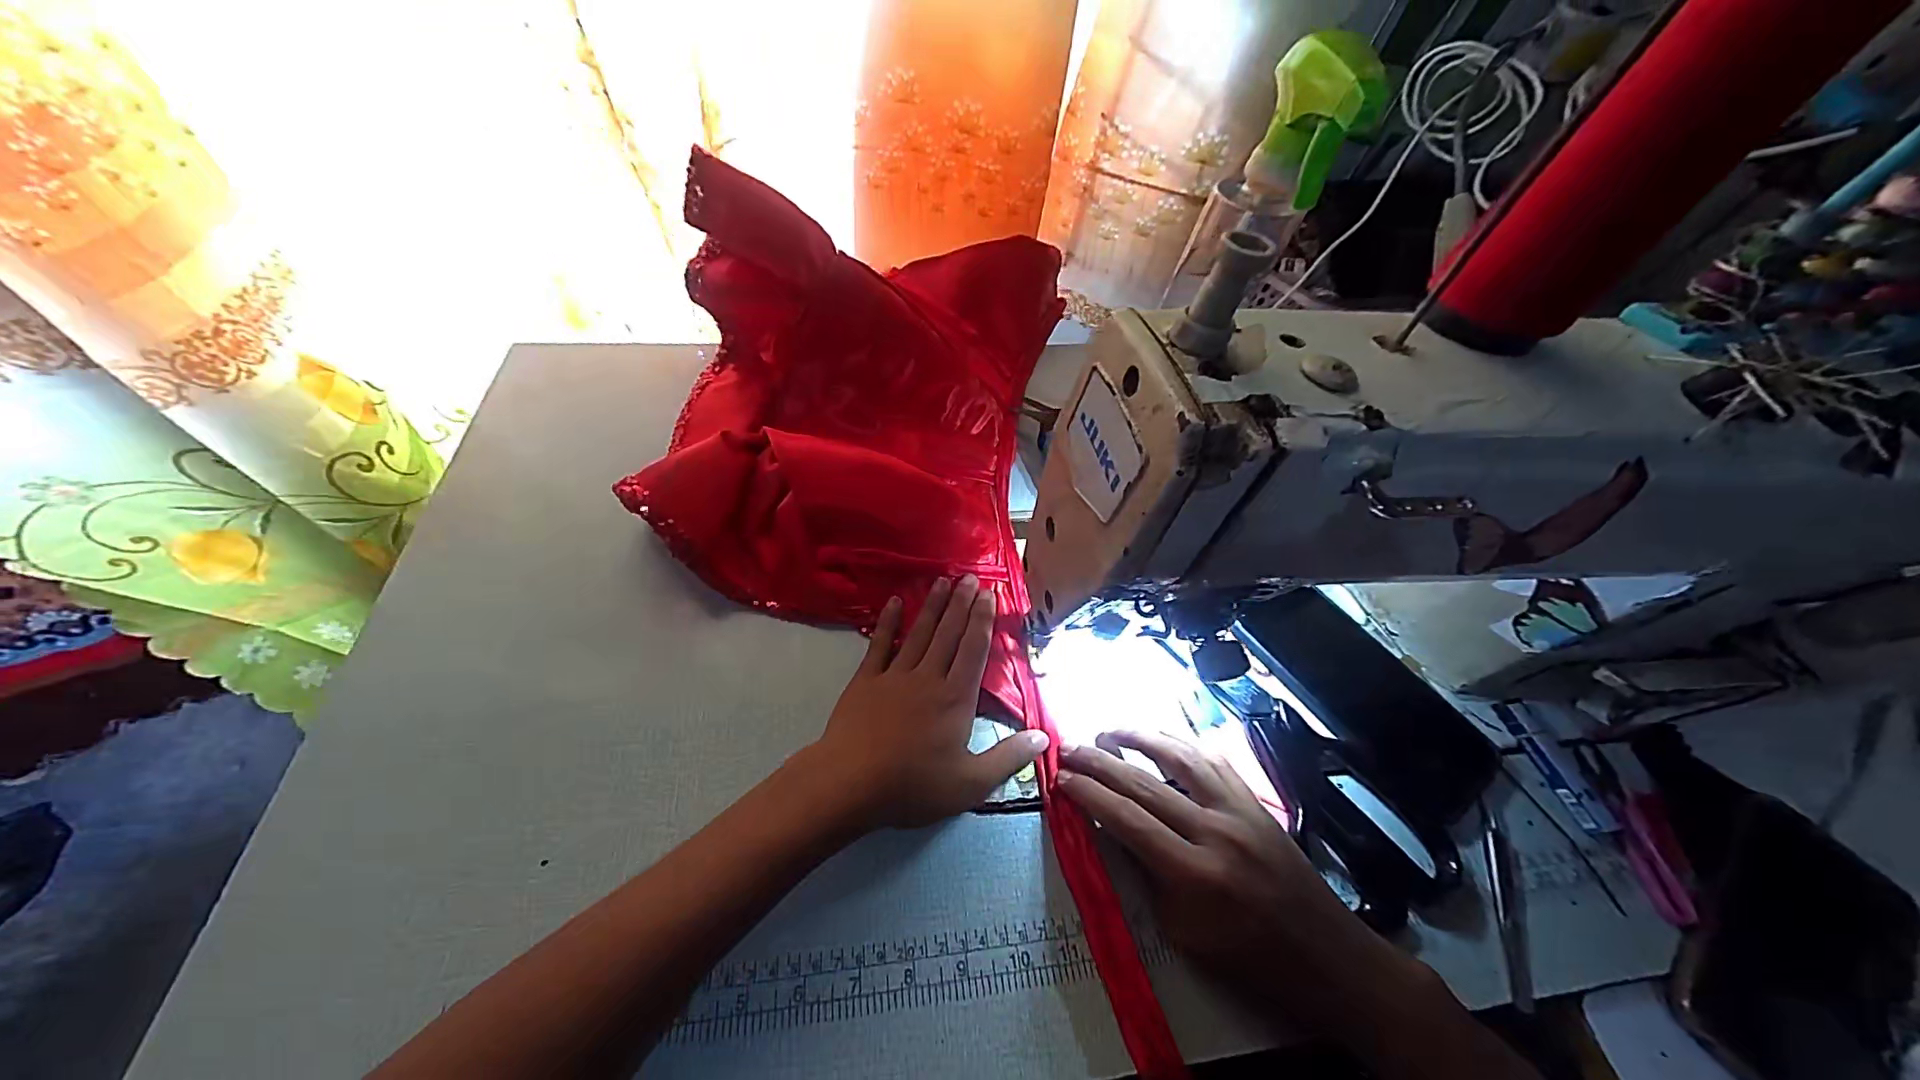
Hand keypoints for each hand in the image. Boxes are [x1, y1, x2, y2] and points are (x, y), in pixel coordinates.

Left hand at [800, 575, 1048, 832]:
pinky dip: (888, 622)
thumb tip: (1043, 738)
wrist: (851, 783)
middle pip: (948, 633)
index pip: (974, 650)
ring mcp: (894, 675)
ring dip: (932, 606)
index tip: (989, 594)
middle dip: (961, 603)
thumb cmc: (913, 786)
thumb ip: (1008, 758)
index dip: (982, 620)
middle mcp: (928, 678)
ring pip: (919, 633)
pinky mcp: (865, 680)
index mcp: (955, 698)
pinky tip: (894, 603)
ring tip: (942, 581)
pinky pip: (880, 644)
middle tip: (970, 577)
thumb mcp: (970, 783)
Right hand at [1057, 732, 1428, 1035]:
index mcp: (1194, 874)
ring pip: (1181, 757)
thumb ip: (1146, 877)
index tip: (1061, 779)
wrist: (1325, 956)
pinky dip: (1183, 745)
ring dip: (1140, 738)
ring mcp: (1240, 811)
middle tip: (1070, 749)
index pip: (1127, 819)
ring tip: (1109, 730)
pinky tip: (1163, 739)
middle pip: (1145, 782)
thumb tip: (1111, 832)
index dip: (1089, 794)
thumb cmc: (1249, 957)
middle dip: (1100, 762)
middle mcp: (1216, 832)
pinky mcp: (1255, 804)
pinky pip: (1214, 762)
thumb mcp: (1183, 932)